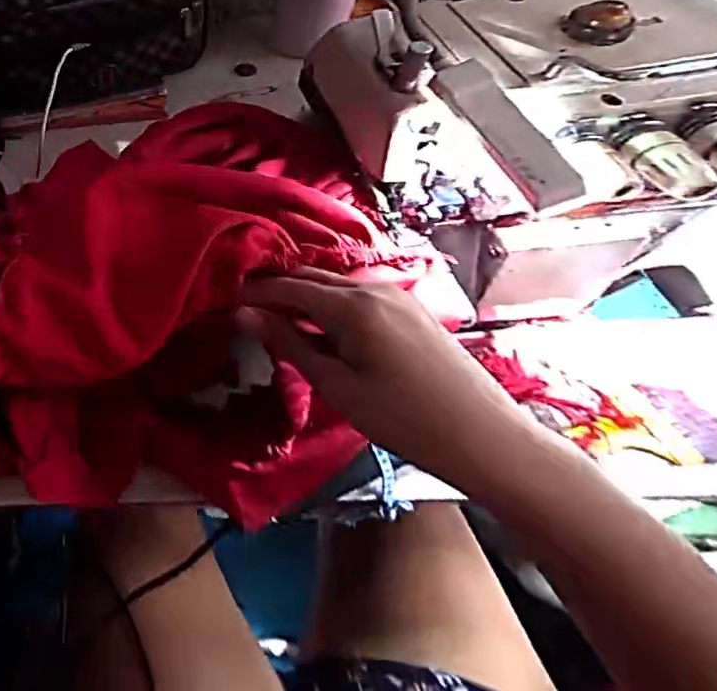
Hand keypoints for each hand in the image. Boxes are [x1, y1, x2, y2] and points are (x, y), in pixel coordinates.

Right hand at [238, 268, 545, 489]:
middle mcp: (373, 287)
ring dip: (303, 296)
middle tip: (247, 311)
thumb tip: (245, 313)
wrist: (489, 438)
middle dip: (276, 290)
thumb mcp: (338, 386)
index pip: (288, 288)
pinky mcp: (410, 306)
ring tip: (279, 321)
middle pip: (310, 277)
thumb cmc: (406, 420)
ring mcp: (395, 293)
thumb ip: (290, 343)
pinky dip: (330, 303)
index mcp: (353, 306)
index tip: (226, 303)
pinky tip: (322, 327)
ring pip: (333, 284)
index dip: (255, 294)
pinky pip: (356, 294)